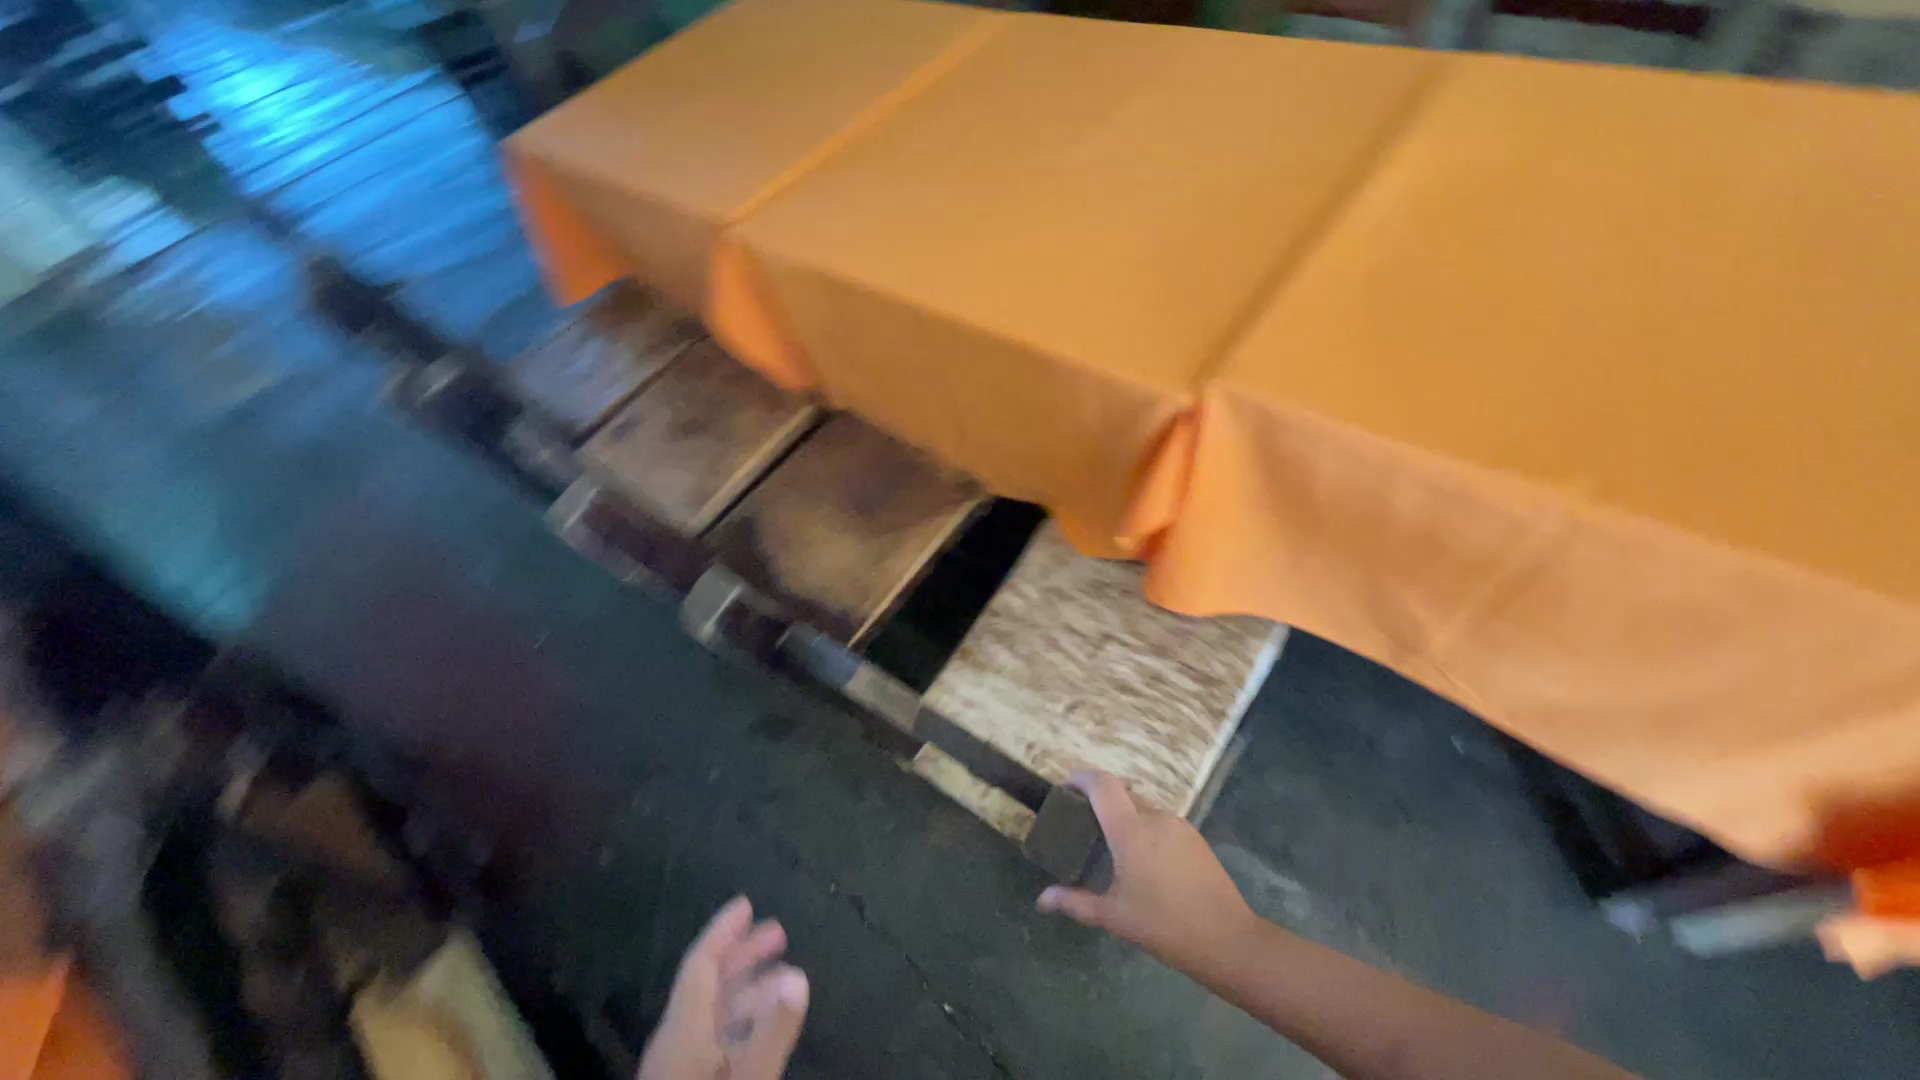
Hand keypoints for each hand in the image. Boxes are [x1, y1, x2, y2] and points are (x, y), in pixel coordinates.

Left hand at [637, 896, 808, 1079]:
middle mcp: (676, 1042)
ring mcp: (677, 1068)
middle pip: (707, 984)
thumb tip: (798, 975)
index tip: (747, 904)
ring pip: (711, 1012)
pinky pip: (713, 1037)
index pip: (702, 965)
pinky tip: (762, 1026)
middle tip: (779, 932)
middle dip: (743, 954)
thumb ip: (772, 1031)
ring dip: (746, 986)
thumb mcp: (750, 1079)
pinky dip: (741, 1019)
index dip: (723, 931)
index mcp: (683, 1031)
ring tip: (783, 974)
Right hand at [1035, 771, 1254, 975]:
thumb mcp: (1113, 916)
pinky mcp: (1195, 838)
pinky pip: (1161, 822)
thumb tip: (1042, 900)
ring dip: (1124, 818)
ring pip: (1143, 808)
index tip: (1065, 788)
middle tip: (1083, 827)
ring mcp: (1179, 825)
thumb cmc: (1164, 925)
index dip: (1080, 778)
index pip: (1102, 784)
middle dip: (1100, 802)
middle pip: (1121, 793)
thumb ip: (1075, 902)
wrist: (1228, 939)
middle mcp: (1155, 817)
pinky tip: (1143, 861)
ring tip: (1111, 847)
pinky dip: (1145, 830)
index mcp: (1130, 830)